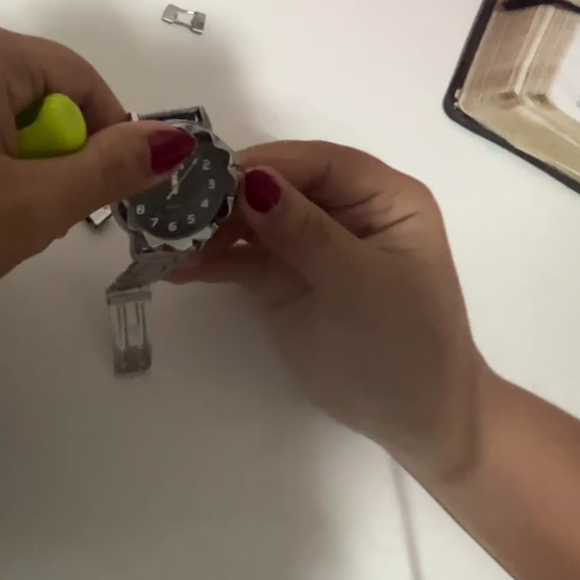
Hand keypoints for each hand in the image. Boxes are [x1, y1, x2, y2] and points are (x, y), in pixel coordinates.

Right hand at [175, 141, 485, 469]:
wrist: (409, 416)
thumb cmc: (403, 342)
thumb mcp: (359, 282)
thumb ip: (305, 231)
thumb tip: (252, 182)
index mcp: (382, 198)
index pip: (320, 163)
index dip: (271, 164)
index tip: (217, 178)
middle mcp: (342, 212)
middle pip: (278, 185)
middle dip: (229, 197)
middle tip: (180, 212)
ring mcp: (307, 245)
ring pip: (252, 219)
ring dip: (212, 229)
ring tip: (170, 244)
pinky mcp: (280, 278)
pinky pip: (240, 258)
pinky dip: (211, 261)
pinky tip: (179, 268)